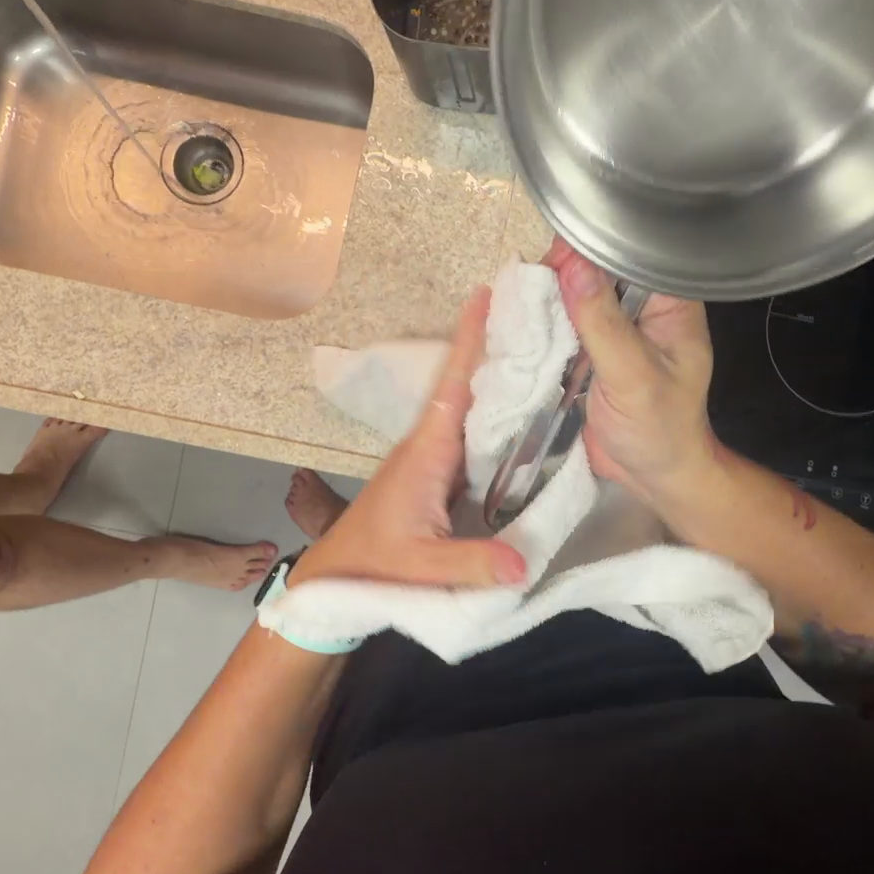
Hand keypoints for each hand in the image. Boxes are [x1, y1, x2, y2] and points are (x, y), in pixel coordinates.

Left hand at [291, 291, 528, 588]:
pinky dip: (495, 419)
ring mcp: (432, 462)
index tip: (486, 296)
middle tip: (534, 315)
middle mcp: (429, 448)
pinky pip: (471, 439)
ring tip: (538, 352)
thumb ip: (471, 564)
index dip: (468, 341)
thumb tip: (526, 563)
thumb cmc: (371, 566)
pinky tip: (522, 417)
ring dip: (496, 380)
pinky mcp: (437, 478)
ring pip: (469, 411)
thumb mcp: (421, 568)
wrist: (336, 578)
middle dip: (494, 348)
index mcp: (425, 456)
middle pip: (465, 387)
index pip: (451, 387)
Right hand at [544, 237, 722, 504]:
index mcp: (668, 301)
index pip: (625, 254)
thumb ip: (603, 323)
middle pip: (592, 268)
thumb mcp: (633, 376)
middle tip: (530, 297)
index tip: (551, 265)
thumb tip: (572, 267)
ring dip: (544, 303)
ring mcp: (612, 327)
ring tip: (521, 316)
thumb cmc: (659, 429)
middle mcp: (640, 306)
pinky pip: (561, 324)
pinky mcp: (589, 348)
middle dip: (558, 277)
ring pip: (571, 295)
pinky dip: (541, 327)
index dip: (587, 250)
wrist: (654, 475)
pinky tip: (523, 331)